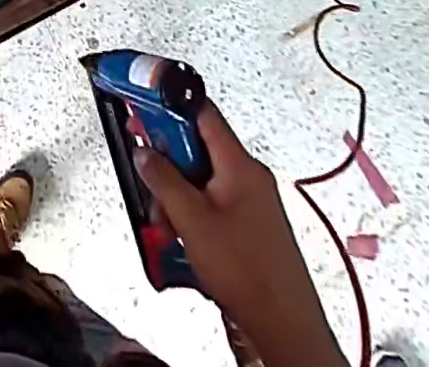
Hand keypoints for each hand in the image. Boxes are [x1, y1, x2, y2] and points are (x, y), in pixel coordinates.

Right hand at [135, 104, 344, 365]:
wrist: (283, 323)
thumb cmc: (248, 272)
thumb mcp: (192, 220)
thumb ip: (164, 180)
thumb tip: (145, 152)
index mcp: (239, 163)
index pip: (203, 112)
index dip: (172, 105)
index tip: (146, 105)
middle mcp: (246, 174)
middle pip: (197, 147)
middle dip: (169, 164)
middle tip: (150, 178)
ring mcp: (249, 198)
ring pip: (200, 177)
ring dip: (176, 195)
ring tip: (168, 224)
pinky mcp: (247, 220)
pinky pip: (210, 200)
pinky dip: (191, 212)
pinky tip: (182, 237)